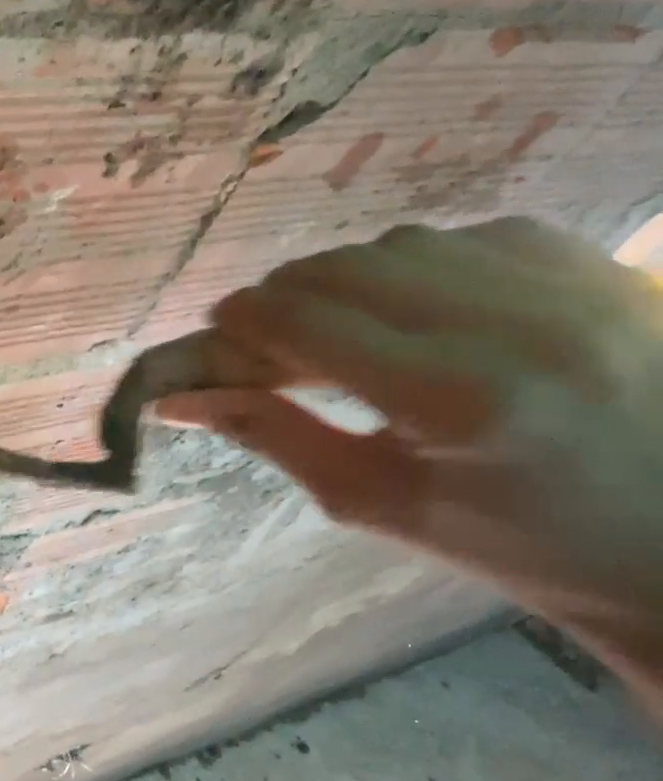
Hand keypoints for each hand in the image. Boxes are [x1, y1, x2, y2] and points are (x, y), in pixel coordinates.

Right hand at [156, 218, 662, 626]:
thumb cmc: (522, 545)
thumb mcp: (376, 503)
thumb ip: (271, 435)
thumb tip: (173, 398)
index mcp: (456, 399)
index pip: (303, 320)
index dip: (240, 319)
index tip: (218, 332)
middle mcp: (517, 325)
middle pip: (343, 269)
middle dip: (287, 296)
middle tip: (277, 337)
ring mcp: (574, 287)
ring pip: (400, 243)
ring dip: (350, 278)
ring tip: (353, 325)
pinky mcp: (607, 268)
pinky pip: (472, 234)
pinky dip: (424, 263)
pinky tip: (430, 308)